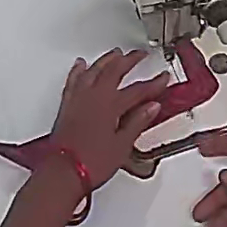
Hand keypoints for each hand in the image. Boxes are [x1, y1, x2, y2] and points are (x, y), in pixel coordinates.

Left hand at [46, 48, 169, 187]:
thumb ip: (137, 122)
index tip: (163, 78)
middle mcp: (93, 97)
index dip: (154, 83)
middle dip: (130, 60)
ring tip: (115, 54)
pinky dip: (79, 70)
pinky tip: (82, 65)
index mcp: (111, 105)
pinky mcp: (67, 105)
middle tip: (140, 54)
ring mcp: (78, 99)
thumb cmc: (91, 163)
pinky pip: (74, 80)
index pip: (138, 90)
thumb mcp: (122, 145)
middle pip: (114, 70)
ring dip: (106, 60)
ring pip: (94, 70)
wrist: (63, 173)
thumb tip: (151, 108)